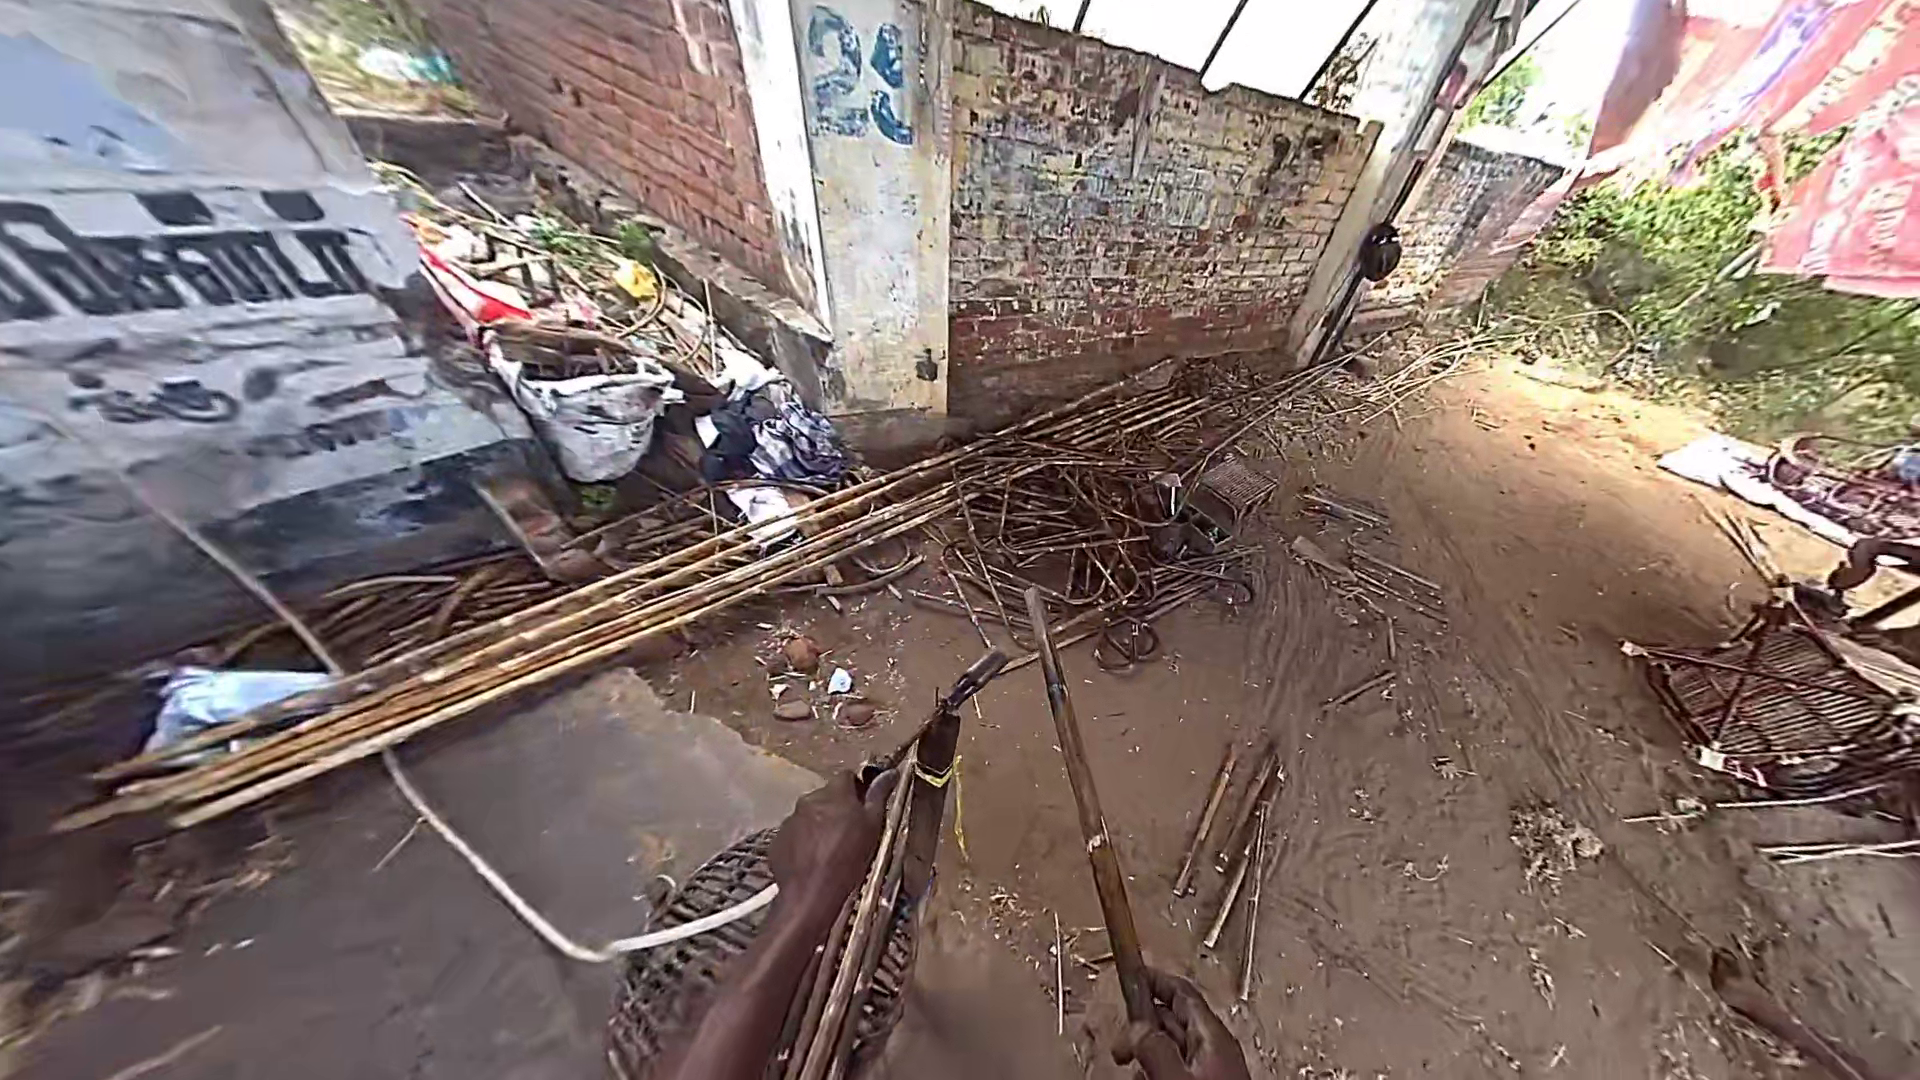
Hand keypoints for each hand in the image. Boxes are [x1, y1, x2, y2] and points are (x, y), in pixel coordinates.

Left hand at [768, 770, 895, 919]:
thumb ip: (879, 795)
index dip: (856, 789)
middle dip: (836, 807)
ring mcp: (790, 819)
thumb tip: (890, 772)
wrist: (810, 895)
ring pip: (810, 814)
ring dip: (819, 823)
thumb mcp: (872, 826)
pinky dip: (803, 841)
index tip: (862, 807)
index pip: (846, 777)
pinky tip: (811, 859)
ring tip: (828, 849)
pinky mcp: (777, 840)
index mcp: (834, 792)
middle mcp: (809, 799)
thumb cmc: (848, 858)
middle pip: (827, 795)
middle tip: (847, 831)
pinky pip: (795, 834)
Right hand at [1112, 968, 1251, 1079]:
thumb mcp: (1175, 1078)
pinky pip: (1176, 1073)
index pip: (1181, 992)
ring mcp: (1212, 1076)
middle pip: (1173, 1021)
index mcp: (1212, 1037)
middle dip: (1143, 1027)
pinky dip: (1156, 1073)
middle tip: (1119, 1046)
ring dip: (1147, 1055)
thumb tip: (1136, 1026)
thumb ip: (1153, 1046)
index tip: (1128, 977)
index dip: (1154, 980)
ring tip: (1130, 1070)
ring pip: (1172, 1050)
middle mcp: (1214, 1051)